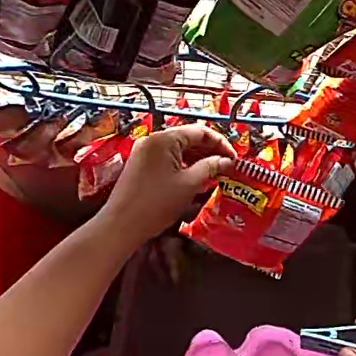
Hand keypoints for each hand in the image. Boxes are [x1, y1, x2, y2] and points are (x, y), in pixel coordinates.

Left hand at [93, 125, 237, 245]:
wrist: (121, 225)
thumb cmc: (156, 204)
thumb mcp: (189, 184)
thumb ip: (210, 168)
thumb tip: (227, 161)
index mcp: (164, 138)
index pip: (199, 131)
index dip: (220, 143)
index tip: (234, 158)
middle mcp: (153, 140)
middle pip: (188, 138)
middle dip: (210, 151)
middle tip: (227, 166)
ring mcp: (145, 152)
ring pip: (178, 149)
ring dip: (198, 159)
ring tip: (216, 173)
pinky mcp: (141, 165)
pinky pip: (168, 158)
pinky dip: (184, 165)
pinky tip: (197, 178)